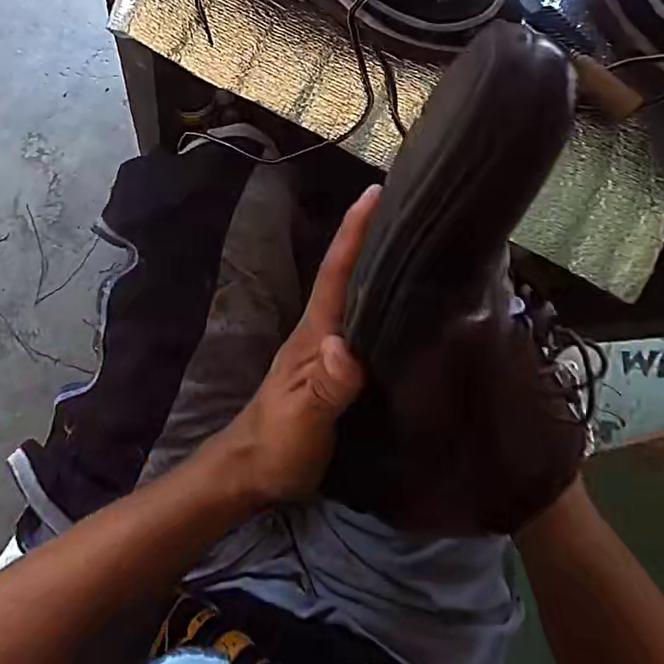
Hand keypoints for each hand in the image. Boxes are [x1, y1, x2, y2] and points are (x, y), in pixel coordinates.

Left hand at [200, 185, 378, 505]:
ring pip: (352, 297)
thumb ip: (324, 385)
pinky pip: (360, 325)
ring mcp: (324, 350)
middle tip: (406, 208)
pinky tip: (400, 308)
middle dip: (369, 237)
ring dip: (374, 267)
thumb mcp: (302, 417)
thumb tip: (346, 345)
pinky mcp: (333, 371)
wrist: (252, 469)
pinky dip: (377, 305)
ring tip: (411, 244)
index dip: (352, 233)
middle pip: (345, 275)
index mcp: (314, 334)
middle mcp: (320, 332)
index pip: (334, 274)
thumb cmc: (276, 442)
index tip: (374, 193)